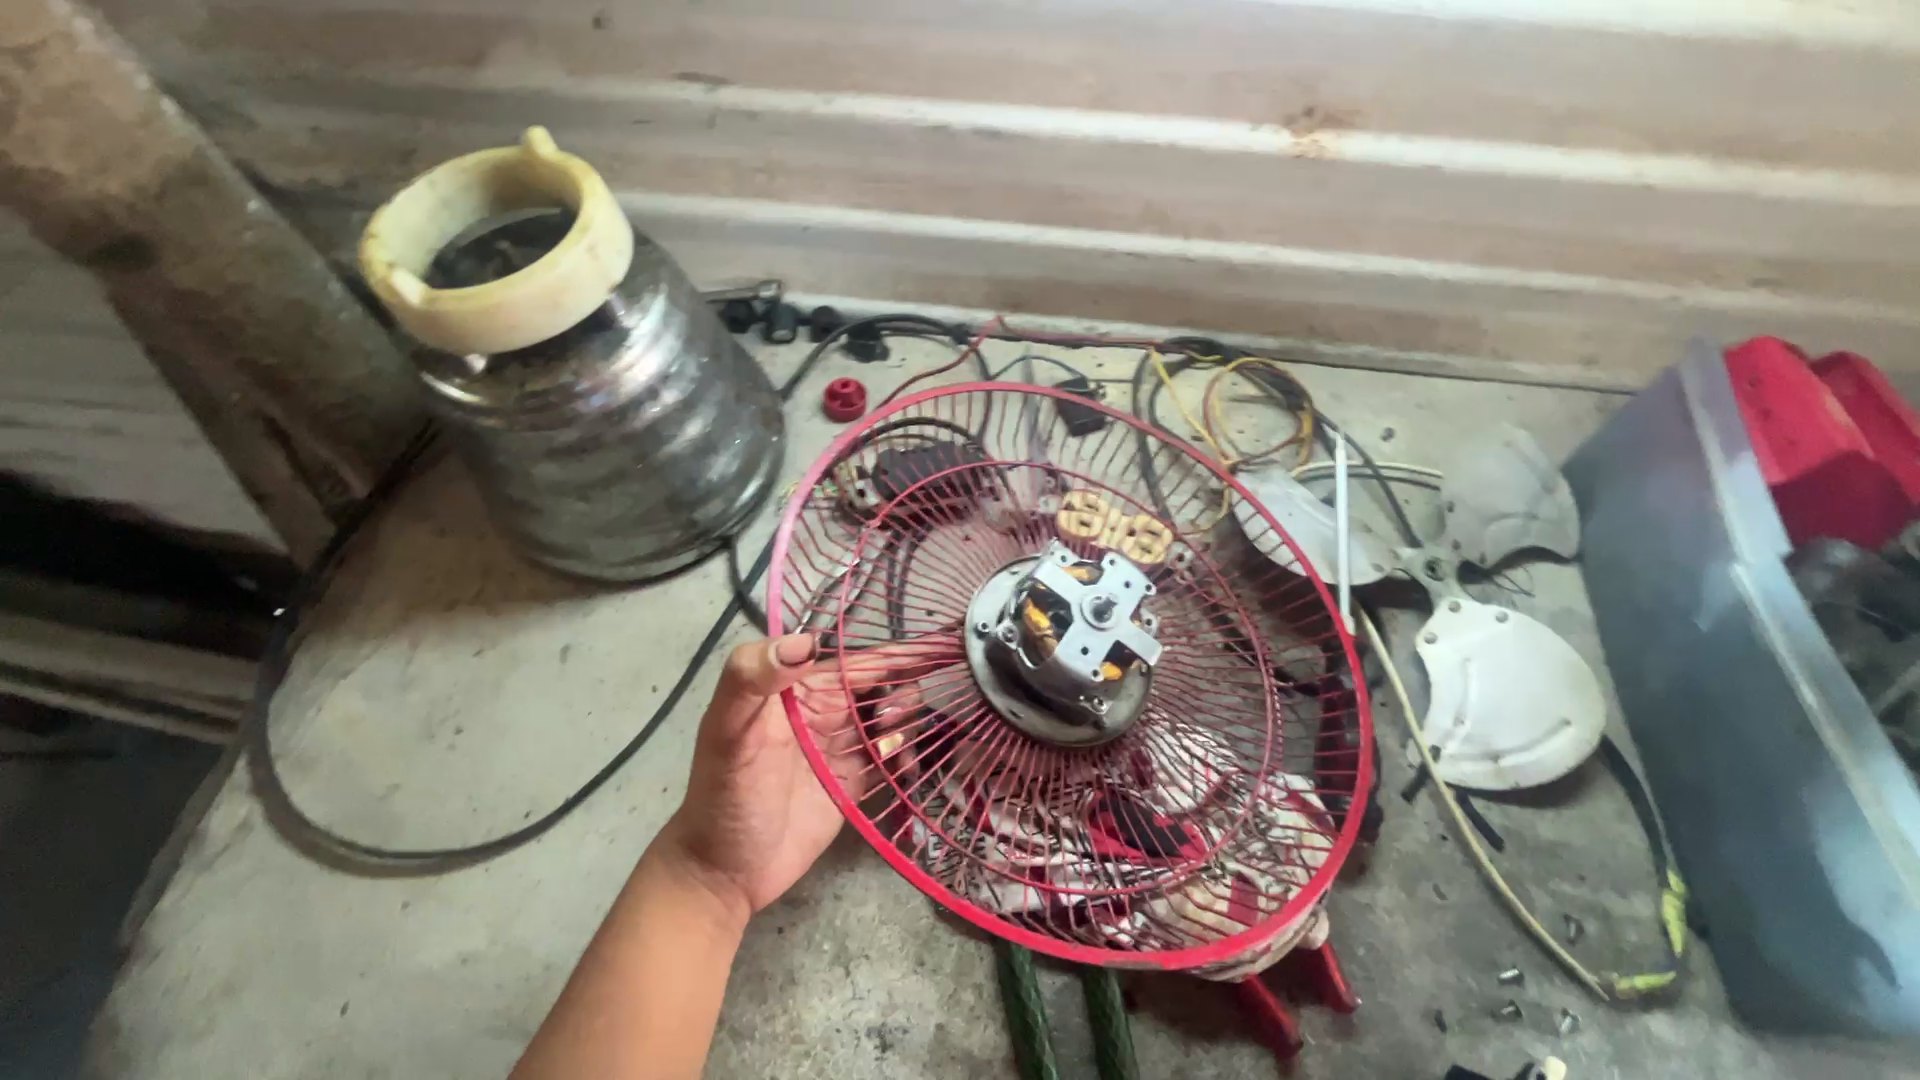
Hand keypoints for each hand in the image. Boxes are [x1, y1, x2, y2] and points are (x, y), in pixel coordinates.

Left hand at [659, 633, 932, 918]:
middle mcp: (824, 712)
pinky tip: (907, 768)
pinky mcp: (854, 784)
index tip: (943, 647)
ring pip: (893, 720)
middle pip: (883, 687)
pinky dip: (908, 756)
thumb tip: (808, 641)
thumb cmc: (724, 795)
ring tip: (892, 745)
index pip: (856, 659)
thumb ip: (752, 677)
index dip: (898, 652)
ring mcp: (841, 748)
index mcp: (798, 689)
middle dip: (905, 689)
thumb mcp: (728, 730)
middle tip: (893, 719)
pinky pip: (892, 759)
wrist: (724, 873)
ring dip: (907, 722)